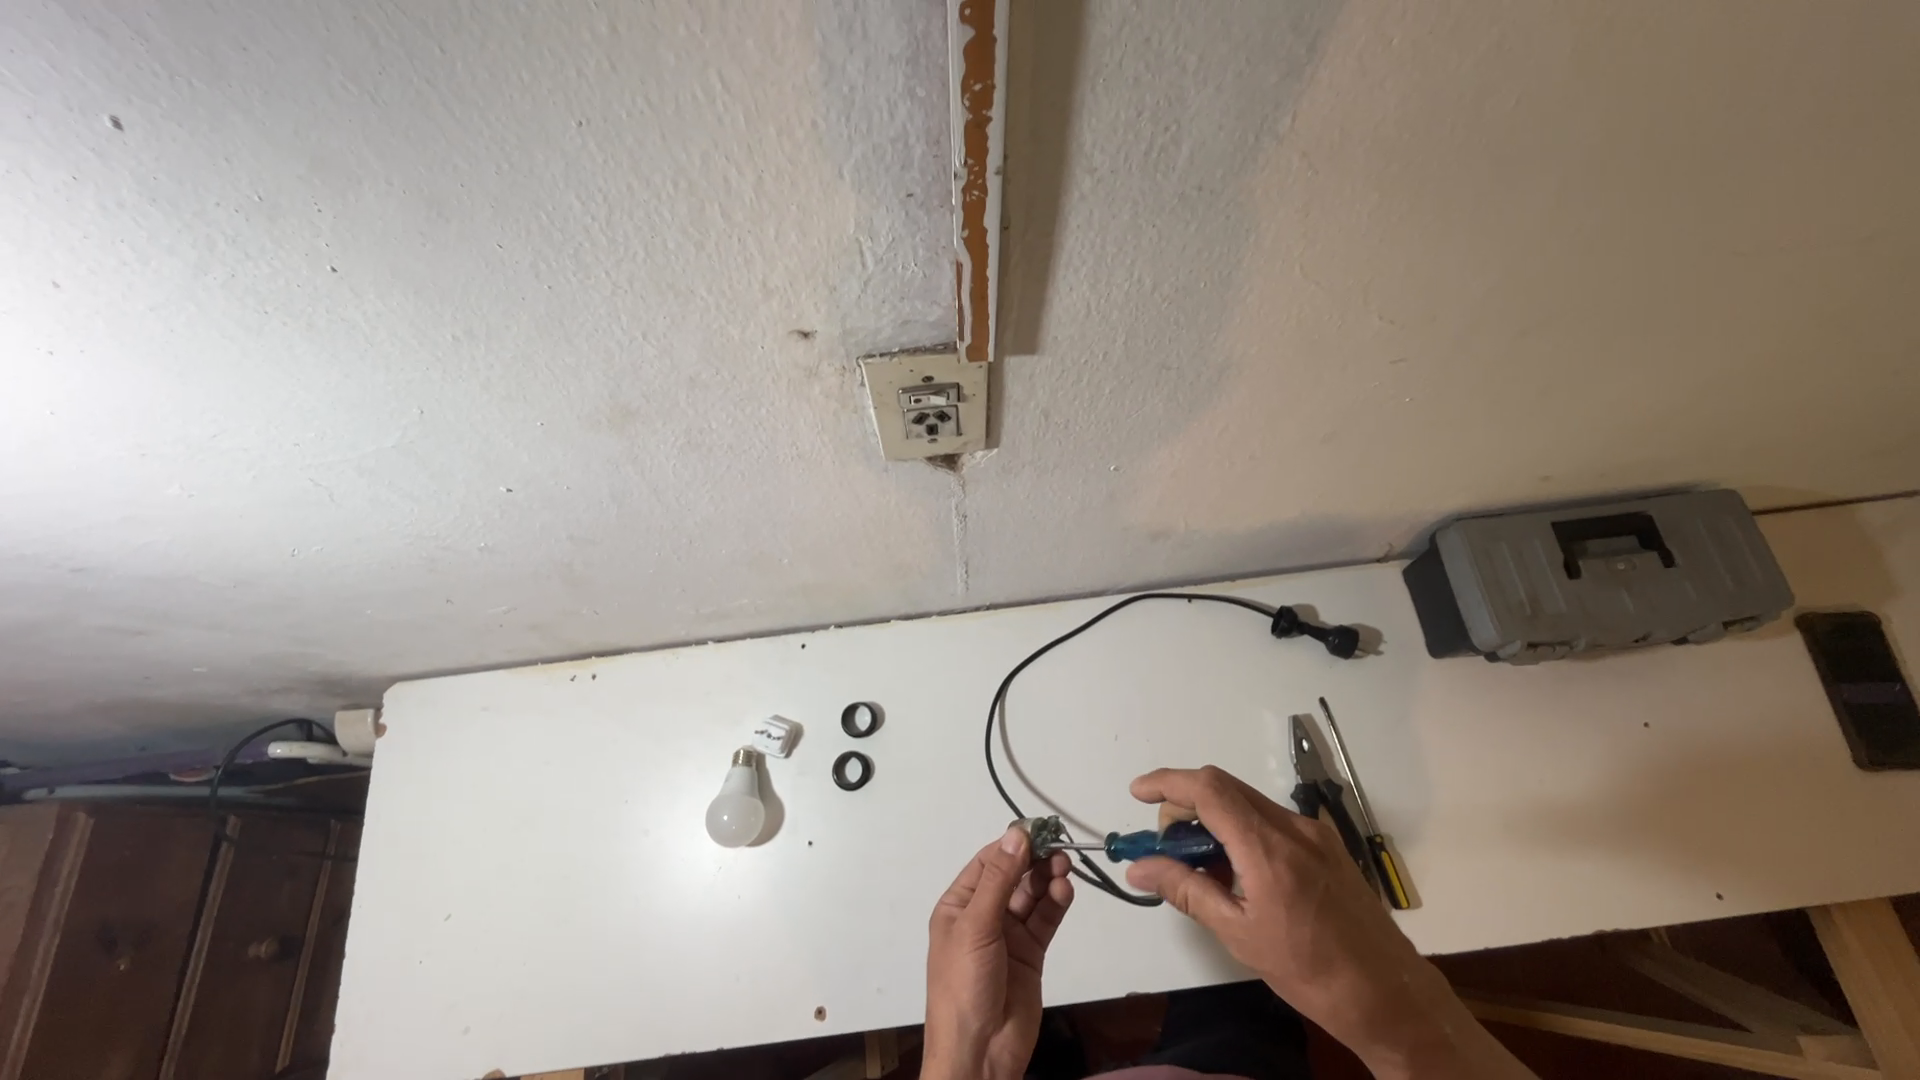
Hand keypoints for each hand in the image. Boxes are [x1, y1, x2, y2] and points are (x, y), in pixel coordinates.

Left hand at [923, 827, 1073, 1079]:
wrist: (978, 1054)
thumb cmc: (963, 984)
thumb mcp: (976, 927)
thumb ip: (999, 880)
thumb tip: (1016, 835)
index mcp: (958, 905)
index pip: (988, 863)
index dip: (1012, 845)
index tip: (1039, 829)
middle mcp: (983, 916)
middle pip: (1013, 877)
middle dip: (1034, 861)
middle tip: (1059, 848)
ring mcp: (1008, 936)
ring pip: (1032, 896)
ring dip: (1048, 880)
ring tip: (1065, 867)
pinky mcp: (1031, 955)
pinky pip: (1045, 921)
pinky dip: (1056, 904)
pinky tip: (1066, 891)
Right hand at [1125, 767, 1534, 1079]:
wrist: (1391, 998)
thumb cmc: (1310, 972)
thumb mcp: (1239, 934)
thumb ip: (1186, 889)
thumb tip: (1139, 867)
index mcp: (1269, 848)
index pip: (1208, 789)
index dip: (1166, 782)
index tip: (1137, 794)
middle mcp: (1293, 827)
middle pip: (1224, 788)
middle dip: (1184, 804)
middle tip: (1165, 846)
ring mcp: (1314, 833)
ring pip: (1247, 802)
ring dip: (1212, 817)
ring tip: (1198, 864)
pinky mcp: (1326, 845)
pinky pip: (1270, 819)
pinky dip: (1240, 829)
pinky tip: (1235, 871)